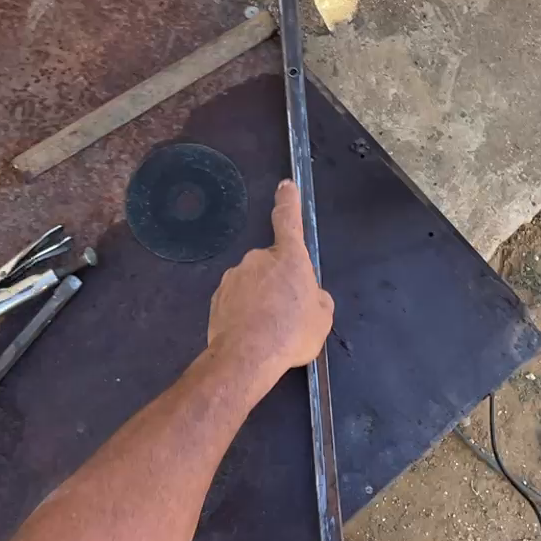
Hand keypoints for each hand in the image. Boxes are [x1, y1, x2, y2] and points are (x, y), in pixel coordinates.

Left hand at [206, 181, 334, 384]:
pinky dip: (244, 313)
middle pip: (272, 265)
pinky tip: (251, 333)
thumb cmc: (291, 332)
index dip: (289, 201)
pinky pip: (236, 301)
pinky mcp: (218, 297)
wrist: (247, 356)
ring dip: (260, 300)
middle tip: (288, 313)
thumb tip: (311, 296)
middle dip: (279, 283)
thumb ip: (318, 299)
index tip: (286, 185)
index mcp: (289, 257)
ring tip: (269, 329)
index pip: (288, 220)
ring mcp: (234, 277)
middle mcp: (258, 259)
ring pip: (253, 284)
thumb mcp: (322, 317)